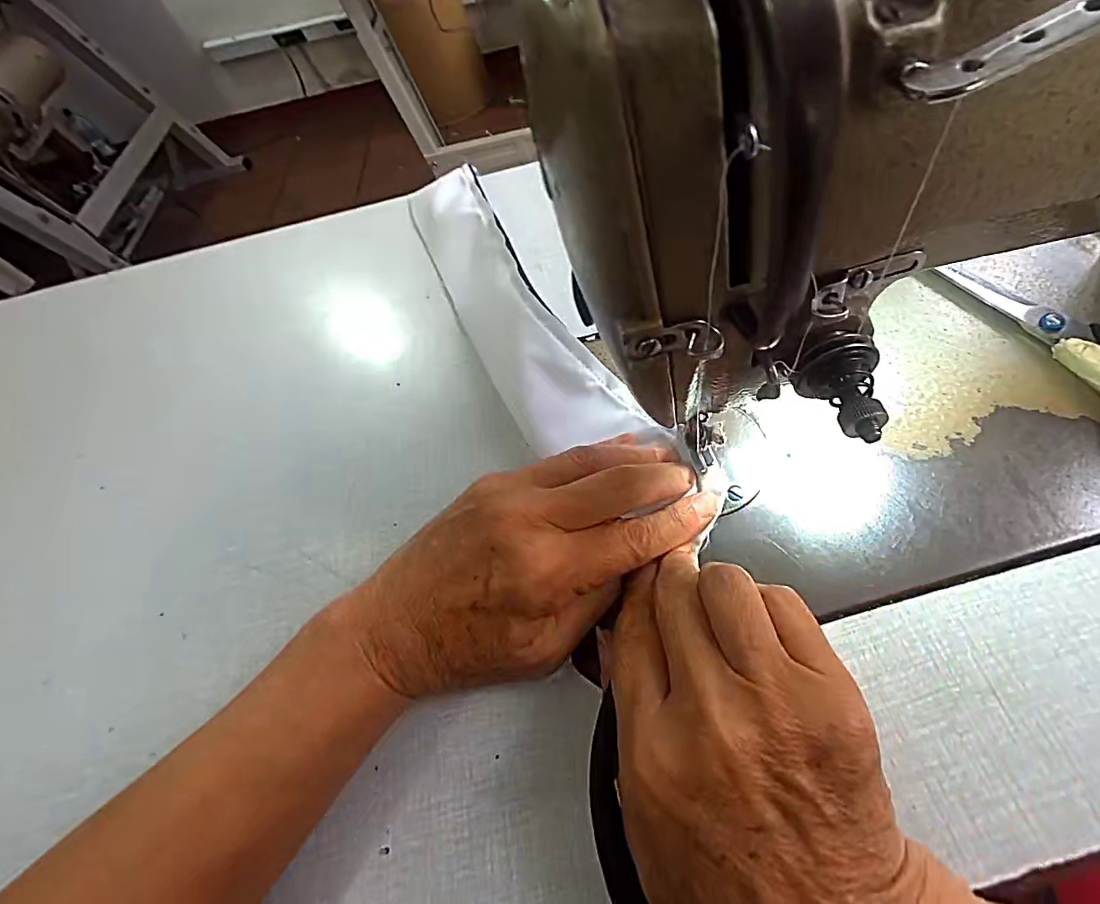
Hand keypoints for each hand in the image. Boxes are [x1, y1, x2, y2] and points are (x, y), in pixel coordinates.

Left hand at [344, 435, 719, 698]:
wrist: (390, 626)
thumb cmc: (469, 650)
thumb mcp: (545, 651)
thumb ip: (599, 601)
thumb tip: (642, 560)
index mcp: (547, 572)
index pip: (632, 538)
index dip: (678, 521)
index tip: (709, 507)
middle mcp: (532, 521)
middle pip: (618, 485)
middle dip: (666, 479)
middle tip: (694, 480)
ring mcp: (511, 492)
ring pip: (591, 460)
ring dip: (637, 456)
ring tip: (669, 457)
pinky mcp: (496, 480)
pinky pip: (561, 460)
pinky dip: (600, 453)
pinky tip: (623, 448)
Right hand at [607, 548, 978, 903]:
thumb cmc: (737, 878)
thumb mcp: (648, 812)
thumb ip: (628, 719)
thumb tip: (621, 642)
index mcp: (655, 752)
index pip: (632, 629)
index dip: (638, 592)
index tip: (646, 580)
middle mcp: (712, 717)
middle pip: (678, 596)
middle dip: (676, 580)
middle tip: (684, 580)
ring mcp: (775, 698)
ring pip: (731, 586)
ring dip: (722, 586)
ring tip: (726, 605)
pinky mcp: (829, 689)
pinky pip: (787, 603)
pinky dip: (770, 603)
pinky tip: (767, 627)